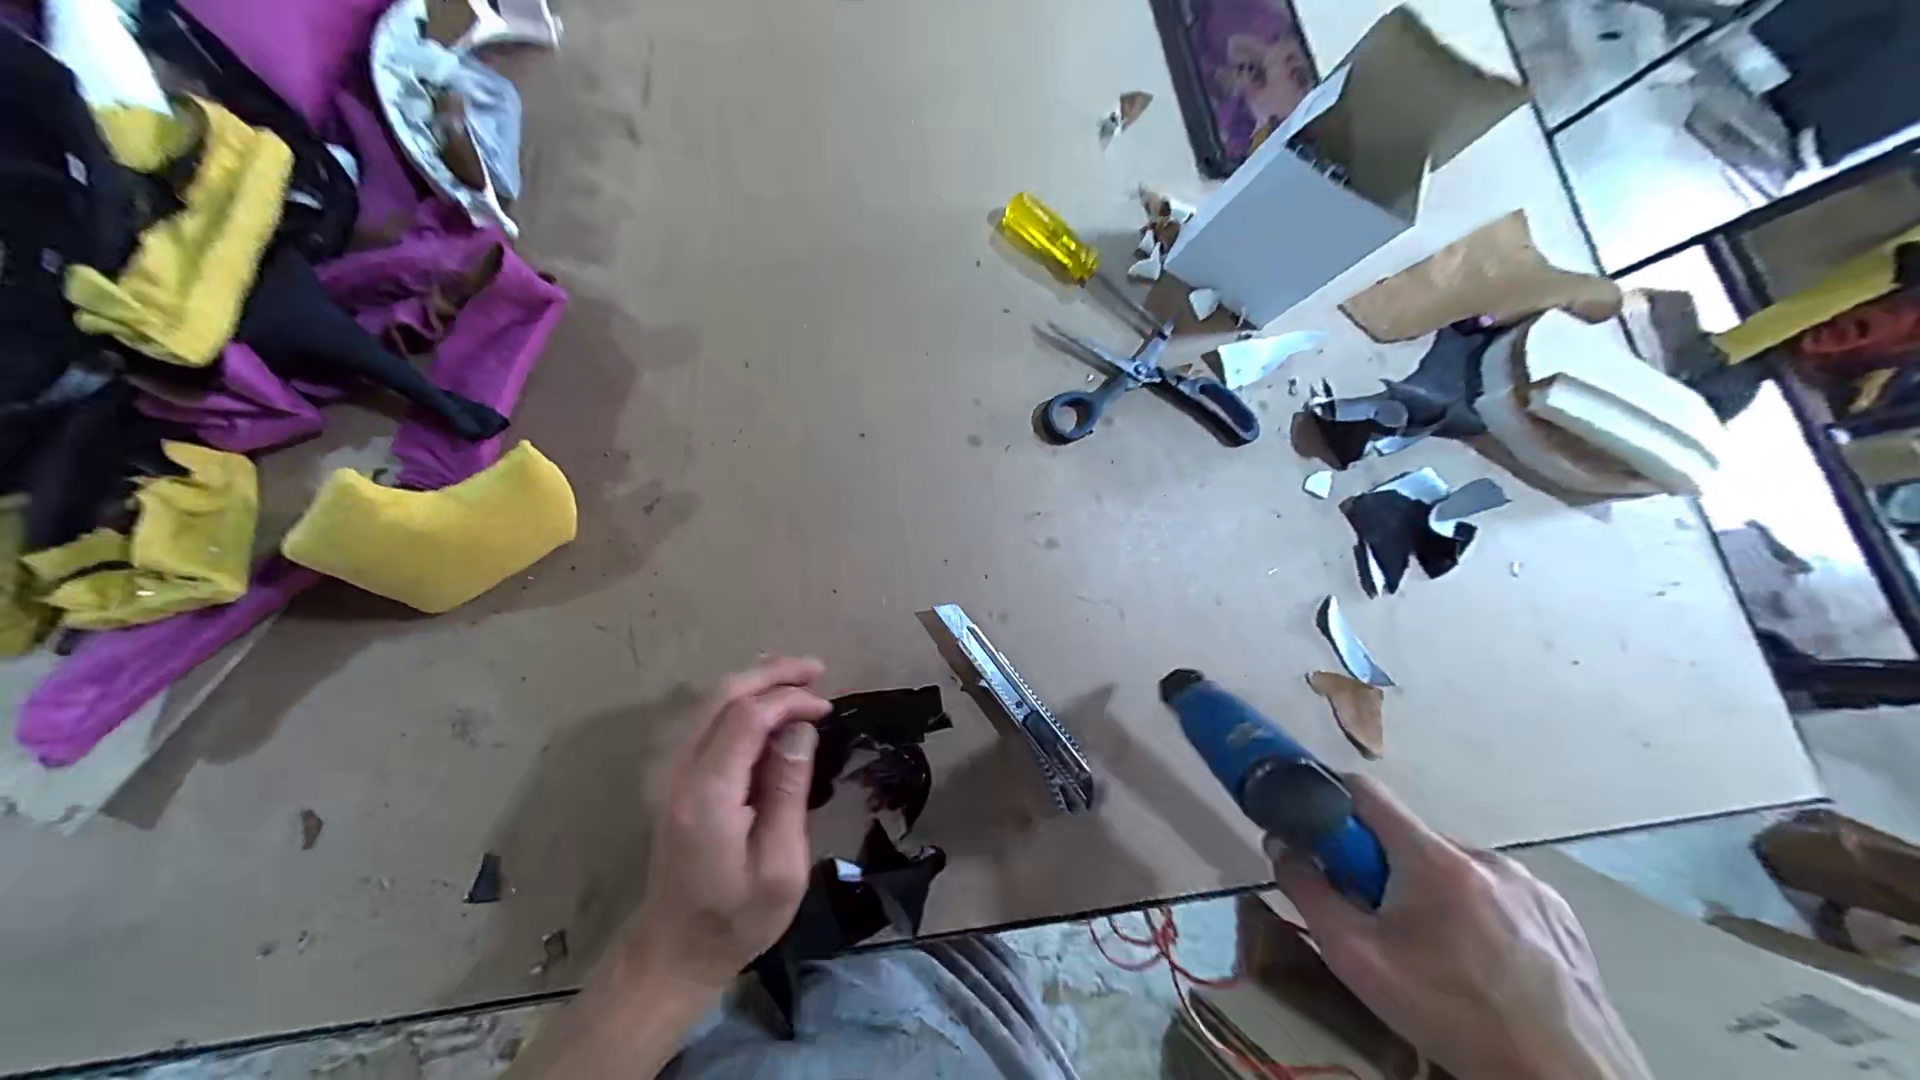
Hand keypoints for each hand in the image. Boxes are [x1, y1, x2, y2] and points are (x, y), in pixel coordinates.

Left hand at [504, 659, 830, 1078]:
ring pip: (709, 702)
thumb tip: (800, 728)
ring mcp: (672, 774)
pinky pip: (707, 720)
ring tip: (799, 677)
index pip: (746, 718)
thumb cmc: (737, 918)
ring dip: (755, 681)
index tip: (826, 708)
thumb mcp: (781, 866)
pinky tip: (767, 702)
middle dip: (771, 674)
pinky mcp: (676, 780)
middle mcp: (681, 773)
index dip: (789, 700)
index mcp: (708, 795)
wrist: (675, 952)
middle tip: (816, 669)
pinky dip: (741, 701)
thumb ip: (788, 791)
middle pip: (721, 696)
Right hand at [1270, 777, 1653, 1079]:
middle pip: (1406, 836)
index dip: (1331, 803)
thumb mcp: (1354, 956)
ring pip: (1450, 865)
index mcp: (1433, 858)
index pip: (1365, 791)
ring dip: (1426, 888)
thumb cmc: (1450, 1016)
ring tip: (1432, 950)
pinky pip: (1493, 890)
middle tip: (1374, 917)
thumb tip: (1280, 845)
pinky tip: (1479, 961)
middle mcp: (1484, 857)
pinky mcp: (1561, 916)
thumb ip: (1306, 891)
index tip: (1319, 842)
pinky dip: (1471, 909)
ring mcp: (1530, 885)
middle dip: (1378, 864)